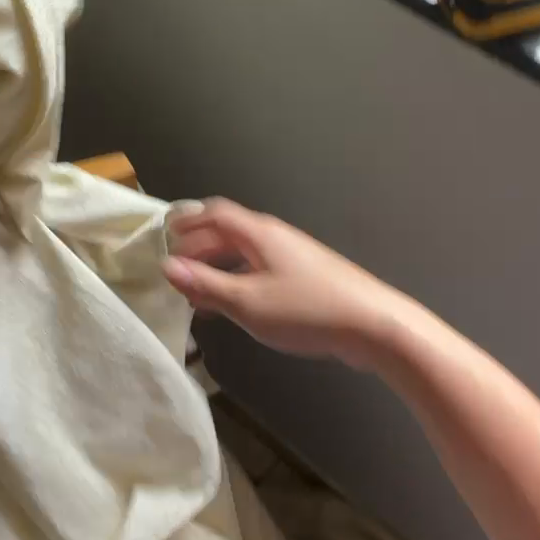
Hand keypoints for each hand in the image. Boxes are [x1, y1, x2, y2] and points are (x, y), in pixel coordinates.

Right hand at [163, 198, 415, 369]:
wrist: (372, 325)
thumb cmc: (305, 309)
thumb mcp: (246, 301)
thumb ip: (206, 284)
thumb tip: (168, 266)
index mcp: (259, 234)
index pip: (217, 214)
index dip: (189, 222)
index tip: (166, 236)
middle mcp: (276, 238)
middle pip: (230, 233)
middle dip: (201, 249)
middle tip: (178, 271)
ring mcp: (294, 258)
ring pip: (246, 255)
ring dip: (219, 269)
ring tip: (199, 294)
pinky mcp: (307, 279)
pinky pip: (261, 271)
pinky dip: (239, 282)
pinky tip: (235, 307)